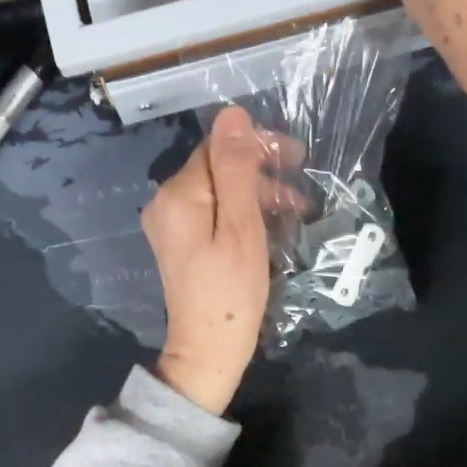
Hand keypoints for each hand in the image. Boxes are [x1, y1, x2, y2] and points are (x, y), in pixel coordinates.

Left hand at [142, 106, 298, 415]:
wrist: (208, 352)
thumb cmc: (231, 294)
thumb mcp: (242, 228)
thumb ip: (236, 170)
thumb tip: (233, 115)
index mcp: (178, 195)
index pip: (217, 147)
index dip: (258, 146)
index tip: (297, 159)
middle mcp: (164, 205)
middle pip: (216, 169)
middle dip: (260, 172)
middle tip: (302, 190)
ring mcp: (169, 228)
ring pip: (217, 193)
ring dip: (256, 196)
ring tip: (295, 213)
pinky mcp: (179, 247)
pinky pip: (211, 216)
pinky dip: (240, 216)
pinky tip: (269, 228)